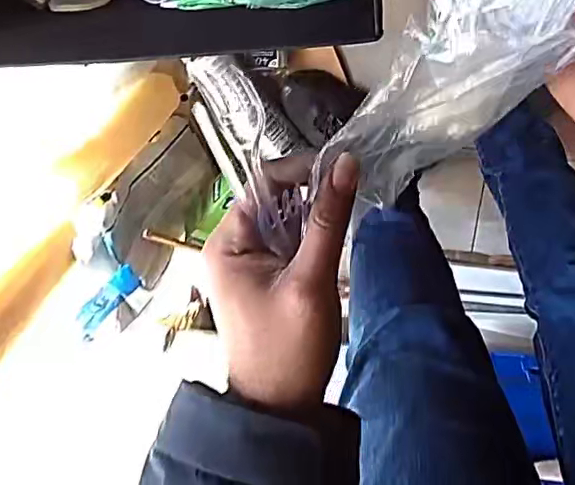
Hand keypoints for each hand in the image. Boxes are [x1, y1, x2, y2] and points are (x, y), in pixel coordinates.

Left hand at [204, 152, 359, 416]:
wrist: (281, 411)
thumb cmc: (287, 351)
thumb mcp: (310, 280)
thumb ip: (329, 218)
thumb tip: (346, 162)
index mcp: (228, 241)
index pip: (264, 180)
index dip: (301, 169)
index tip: (338, 171)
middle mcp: (234, 242)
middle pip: (277, 193)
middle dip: (312, 192)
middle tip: (343, 200)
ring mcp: (250, 256)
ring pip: (288, 211)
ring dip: (315, 212)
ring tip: (338, 224)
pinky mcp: (268, 269)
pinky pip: (293, 232)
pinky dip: (314, 231)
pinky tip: (329, 242)